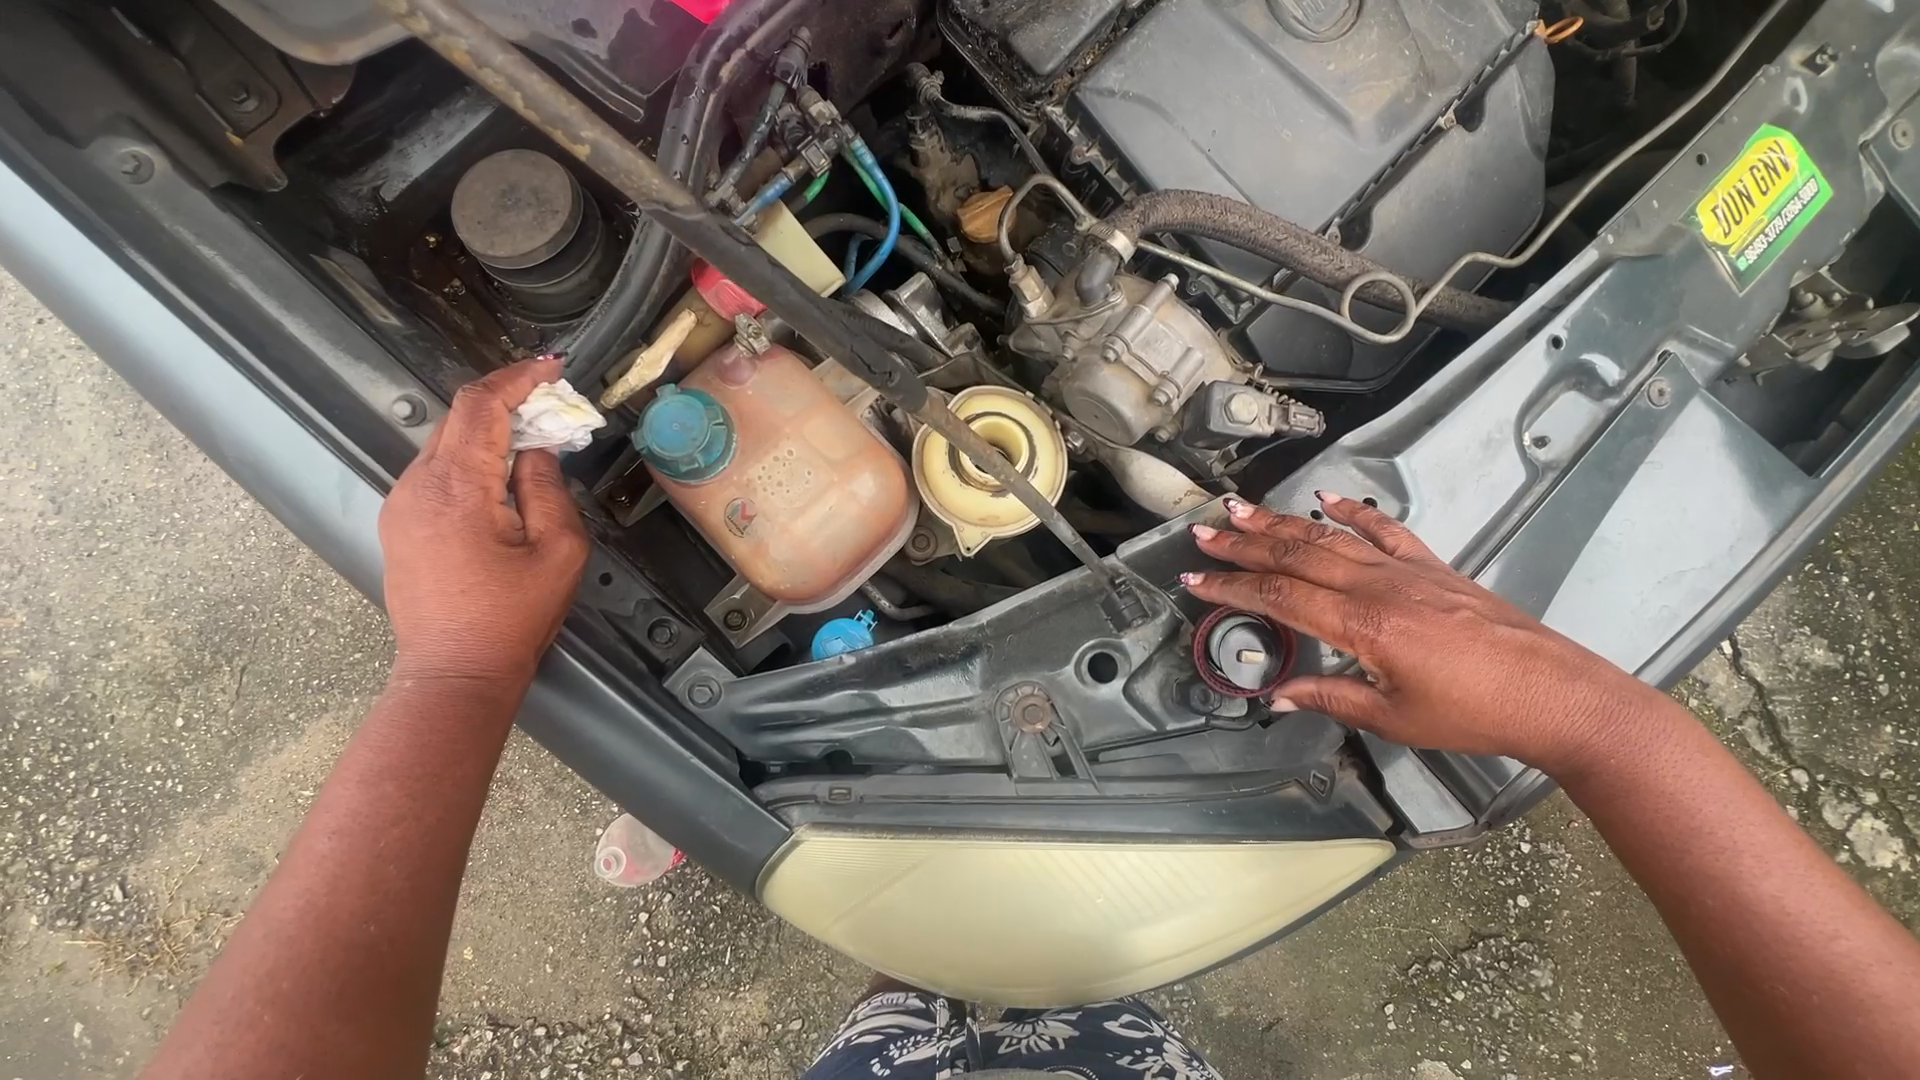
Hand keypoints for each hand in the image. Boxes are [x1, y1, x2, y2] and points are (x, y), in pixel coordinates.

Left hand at [378, 357, 589, 688]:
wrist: (456, 670)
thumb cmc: (514, 615)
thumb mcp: (558, 549)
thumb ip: (548, 487)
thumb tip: (536, 451)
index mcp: (457, 488)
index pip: (480, 407)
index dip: (517, 378)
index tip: (552, 367)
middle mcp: (417, 487)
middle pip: (458, 418)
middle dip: (508, 401)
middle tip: (554, 404)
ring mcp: (401, 505)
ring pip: (445, 444)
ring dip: (491, 432)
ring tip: (536, 440)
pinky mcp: (400, 524)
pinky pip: (437, 472)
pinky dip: (473, 458)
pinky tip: (504, 476)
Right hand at [1183, 493, 1675, 776]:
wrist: (1557, 695)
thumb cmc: (1473, 715)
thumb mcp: (1392, 718)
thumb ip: (1329, 699)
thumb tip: (1273, 695)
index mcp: (1362, 625)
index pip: (1281, 596)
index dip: (1233, 586)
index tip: (1196, 580)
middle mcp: (1377, 586)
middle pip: (1296, 556)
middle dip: (1243, 545)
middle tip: (1202, 533)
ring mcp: (1406, 569)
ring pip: (1329, 537)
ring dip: (1280, 522)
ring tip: (1239, 508)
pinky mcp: (1432, 566)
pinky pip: (1385, 529)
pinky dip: (1353, 509)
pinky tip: (1325, 497)